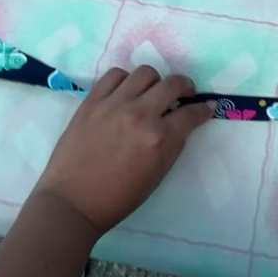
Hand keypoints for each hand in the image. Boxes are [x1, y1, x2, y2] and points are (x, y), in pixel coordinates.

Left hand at [30, 66, 210, 234]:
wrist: (71, 204)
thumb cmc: (117, 198)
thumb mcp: (156, 176)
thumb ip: (173, 145)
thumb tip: (184, 122)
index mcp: (158, 139)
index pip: (191, 113)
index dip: (204, 108)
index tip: (207, 106)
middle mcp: (139, 115)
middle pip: (172, 83)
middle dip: (185, 86)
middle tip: (184, 93)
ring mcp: (114, 105)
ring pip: (145, 72)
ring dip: (154, 81)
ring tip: (150, 92)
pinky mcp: (92, 101)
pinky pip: (115, 75)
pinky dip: (125, 80)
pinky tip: (125, 92)